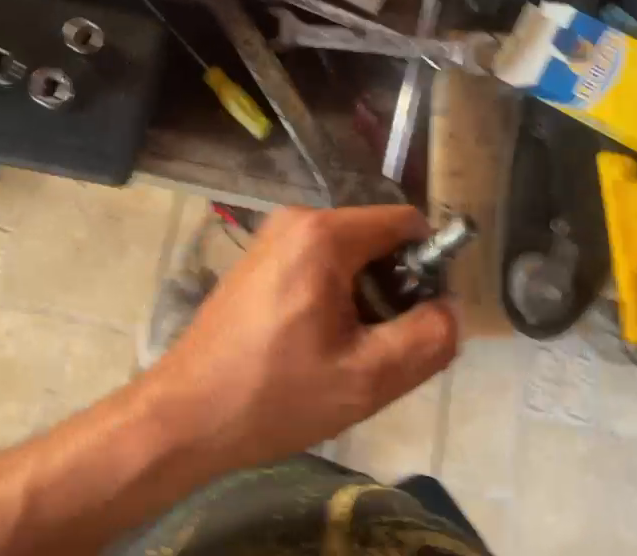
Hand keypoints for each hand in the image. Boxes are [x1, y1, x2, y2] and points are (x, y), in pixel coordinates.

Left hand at [143, 206, 459, 472]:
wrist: (185, 416)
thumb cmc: (275, 395)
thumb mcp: (366, 378)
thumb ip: (427, 338)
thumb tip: (451, 309)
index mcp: (324, 235)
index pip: (405, 221)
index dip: (429, 264)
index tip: (423, 316)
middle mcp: (297, 220)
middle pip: (376, 238)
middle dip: (394, 288)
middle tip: (381, 346)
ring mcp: (272, 237)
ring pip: (349, 255)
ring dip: (364, 298)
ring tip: (346, 353)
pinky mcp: (258, 259)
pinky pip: (318, 264)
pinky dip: (333, 297)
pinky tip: (316, 346)